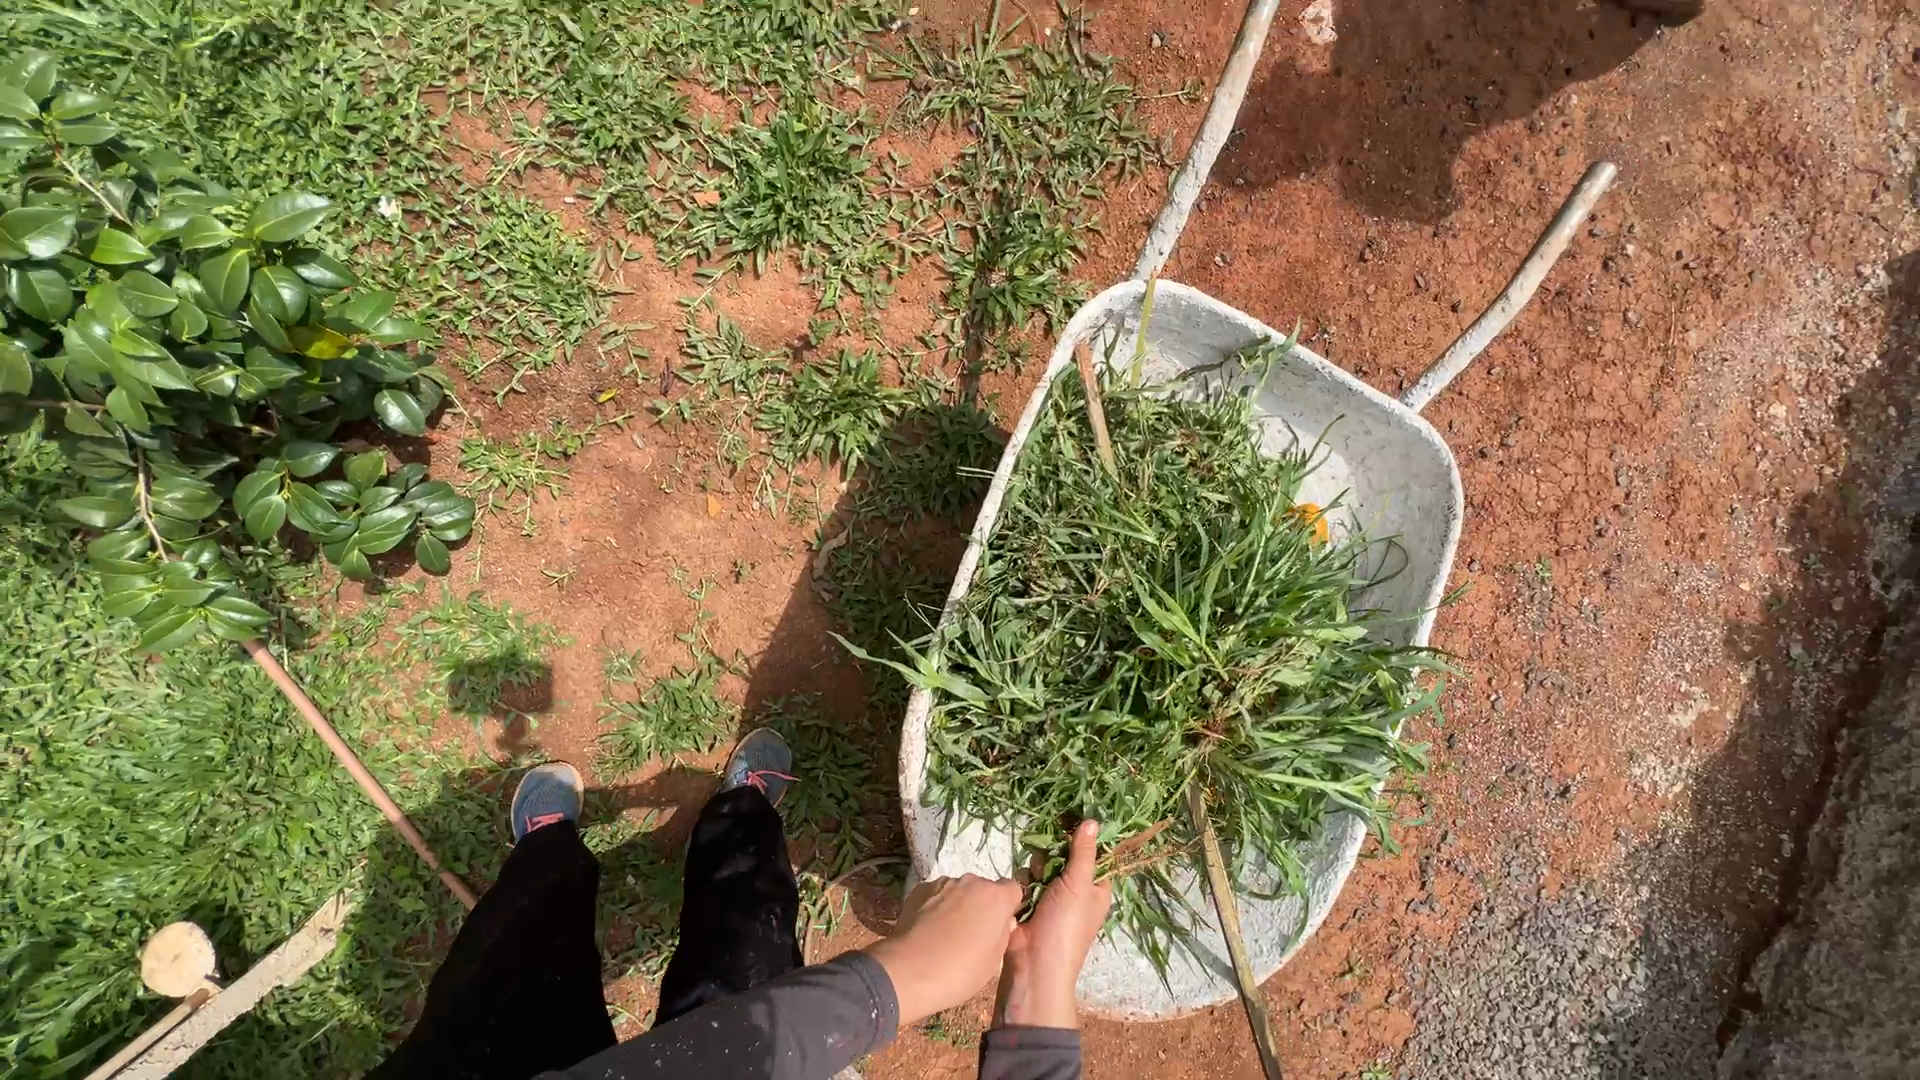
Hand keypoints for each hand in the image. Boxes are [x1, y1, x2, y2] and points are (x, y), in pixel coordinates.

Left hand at [865, 873, 1022, 1026]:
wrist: (910, 970)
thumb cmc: (960, 971)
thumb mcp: (994, 962)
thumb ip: (1003, 934)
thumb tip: (1002, 922)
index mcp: (996, 897)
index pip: (1013, 889)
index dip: (1008, 906)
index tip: (1000, 926)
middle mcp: (972, 881)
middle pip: (984, 889)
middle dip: (982, 906)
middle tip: (973, 934)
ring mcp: (944, 882)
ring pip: (960, 891)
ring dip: (959, 905)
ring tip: (947, 934)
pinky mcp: (921, 888)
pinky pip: (937, 894)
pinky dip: (937, 906)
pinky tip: (929, 930)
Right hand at [997, 819, 1112, 1028]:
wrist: (1033, 965)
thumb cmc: (1065, 926)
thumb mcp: (1079, 885)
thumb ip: (1083, 852)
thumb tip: (1093, 821)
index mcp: (1096, 889)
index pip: (1094, 855)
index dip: (1084, 838)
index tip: (1072, 819)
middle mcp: (1075, 891)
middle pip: (1064, 855)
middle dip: (1053, 854)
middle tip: (1050, 860)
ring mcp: (1051, 896)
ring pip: (1042, 863)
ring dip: (1036, 869)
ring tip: (1034, 883)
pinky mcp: (1029, 901)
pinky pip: (1025, 878)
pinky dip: (1023, 882)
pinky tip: (1021, 892)